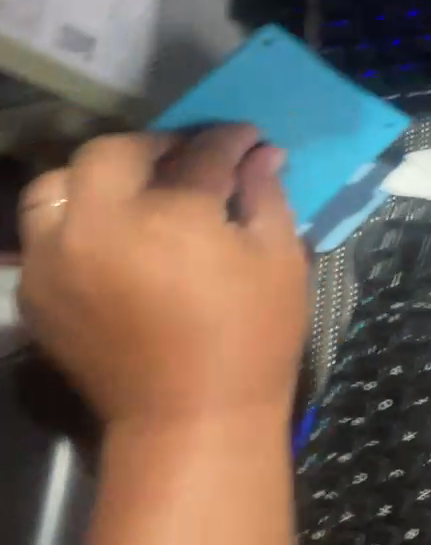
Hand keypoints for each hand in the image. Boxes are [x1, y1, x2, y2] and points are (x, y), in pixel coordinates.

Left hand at [18, 126, 309, 433]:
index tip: (249, 137)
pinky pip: (45, 229)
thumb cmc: (256, 330)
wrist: (192, 407)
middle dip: (158, 146)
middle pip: (113, 154)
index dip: (229, 140)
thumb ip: (265, 199)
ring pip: (60, 184)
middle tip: (194, 157)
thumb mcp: (281, 259)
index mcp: (172, 216)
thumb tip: (262, 157)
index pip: (200, 155)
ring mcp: (54, 254)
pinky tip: (119, 233)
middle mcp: (100, 223)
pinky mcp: (34, 284)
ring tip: (141, 190)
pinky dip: (81, 216)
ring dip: (103, 175)